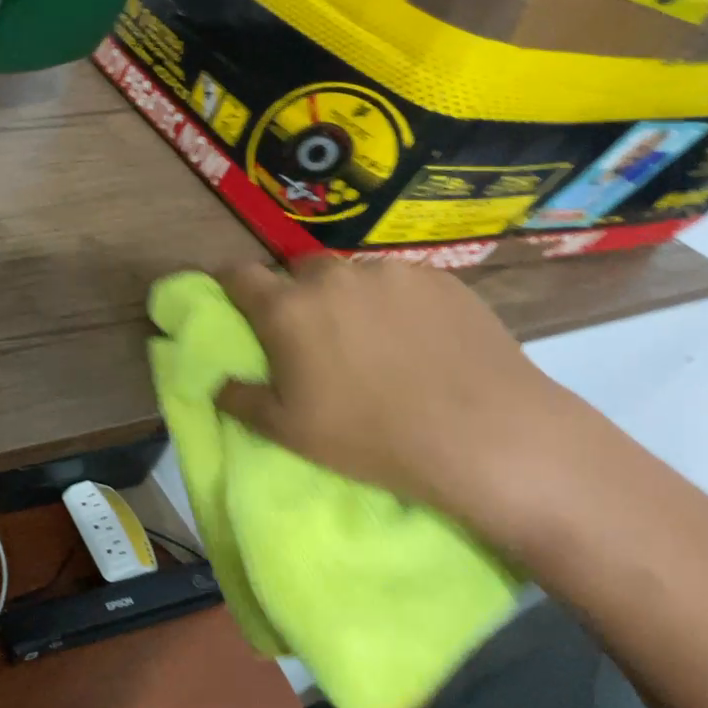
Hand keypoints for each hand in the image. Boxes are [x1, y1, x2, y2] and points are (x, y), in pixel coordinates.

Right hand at [215, 259, 580, 528]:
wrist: (487, 436)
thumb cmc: (370, 437)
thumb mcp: (286, 432)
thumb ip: (239, 400)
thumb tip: (221, 383)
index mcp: (287, 309)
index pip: (238, 274)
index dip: (230, 286)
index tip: (236, 306)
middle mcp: (334, 278)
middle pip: (298, 271)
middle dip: (295, 295)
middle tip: (311, 337)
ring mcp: (392, 273)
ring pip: (352, 276)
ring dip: (347, 298)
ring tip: (371, 340)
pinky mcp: (442, 280)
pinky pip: (399, 282)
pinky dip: (393, 303)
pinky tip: (415, 340)